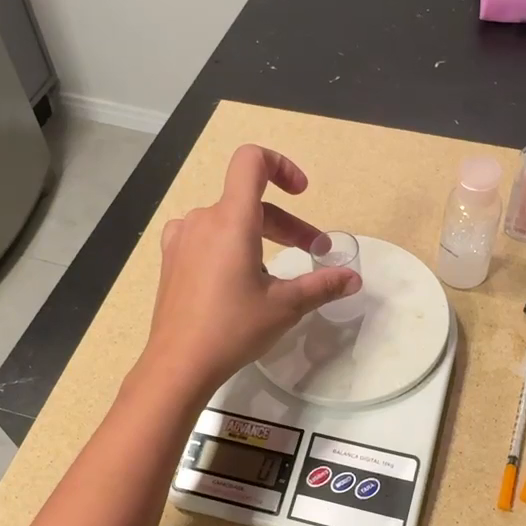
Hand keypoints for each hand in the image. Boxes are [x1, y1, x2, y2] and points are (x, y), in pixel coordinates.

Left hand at [137, 144, 359, 396]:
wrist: (179, 364)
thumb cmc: (233, 329)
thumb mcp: (285, 306)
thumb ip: (322, 285)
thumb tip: (354, 278)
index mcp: (231, 220)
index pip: (251, 161)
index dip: (281, 166)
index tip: (301, 193)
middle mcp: (203, 219)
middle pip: (250, 201)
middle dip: (287, 223)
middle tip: (315, 251)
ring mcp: (182, 239)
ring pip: (228, 221)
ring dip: (259, 236)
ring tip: (276, 274)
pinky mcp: (172, 260)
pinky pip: (206, 237)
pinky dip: (229, 246)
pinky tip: (237, 277)